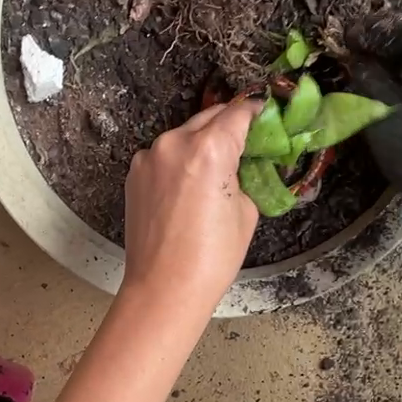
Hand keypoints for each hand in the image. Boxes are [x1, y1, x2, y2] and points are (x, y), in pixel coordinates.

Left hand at [121, 99, 260, 311]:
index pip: (239, 113)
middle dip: (229, 127)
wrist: (164, 288)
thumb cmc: (210, 258)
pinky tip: (191, 188)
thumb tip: (243, 167)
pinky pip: (164, 156)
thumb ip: (245, 176)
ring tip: (217, 172)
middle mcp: (174, 144)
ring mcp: (149, 158)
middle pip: (209, 118)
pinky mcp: (135, 174)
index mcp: (209, 149)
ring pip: (184, 136)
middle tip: (246, 145)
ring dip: (202, 144)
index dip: (256, 113)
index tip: (266, 117)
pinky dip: (180, 162)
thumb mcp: (247, 212)